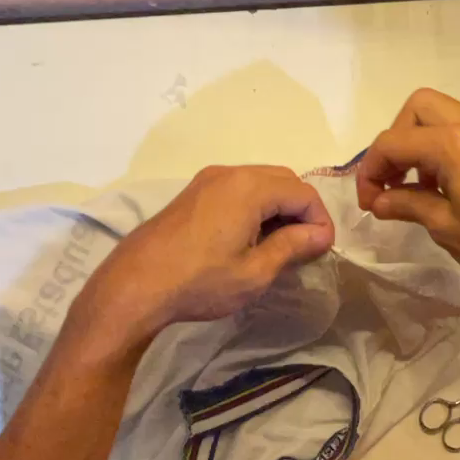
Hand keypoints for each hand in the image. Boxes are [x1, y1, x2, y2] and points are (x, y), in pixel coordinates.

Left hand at [70, 165, 334, 355]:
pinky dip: (256, 207)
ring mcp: (208, 180)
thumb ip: (292, 247)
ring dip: (279, 209)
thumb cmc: (201, 282)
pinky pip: (238, 190)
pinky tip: (252, 239)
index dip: (320, 220)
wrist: (137, 285)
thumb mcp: (255, 272)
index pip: (303, 192)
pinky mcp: (194, 193)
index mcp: (249, 188)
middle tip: (306, 247)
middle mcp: (230, 173)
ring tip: (281, 247)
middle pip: (283, 180)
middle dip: (301, 210)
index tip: (322, 250)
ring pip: (260, 183)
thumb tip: (321, 234)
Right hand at [355, 89, 459, 304]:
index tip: (367, 203)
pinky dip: (441, 147)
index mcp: (454, 143)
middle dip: (395, 141)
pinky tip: (440, 186)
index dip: (371, 170)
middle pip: (417, 109)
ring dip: (418, 142)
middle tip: (388, 182)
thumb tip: (378, 201)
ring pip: (441, 115)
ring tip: (413, 188)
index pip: (394, 141)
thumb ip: (406, 205)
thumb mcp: (444, 227)